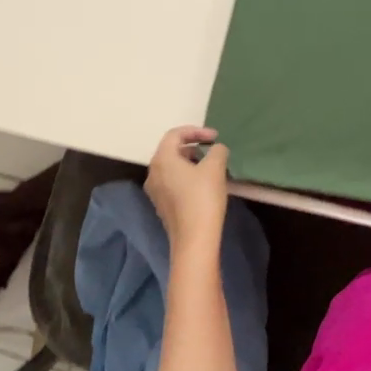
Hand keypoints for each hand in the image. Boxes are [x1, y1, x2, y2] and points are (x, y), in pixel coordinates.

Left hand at [144, 126, 229, 258]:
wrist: (194, 239)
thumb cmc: (203, 197)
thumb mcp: (215, 167)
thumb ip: (217, 151)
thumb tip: (216, 149)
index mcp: (162, 159)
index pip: (175, 134)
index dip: (196, 131)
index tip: (215, 137)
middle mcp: (153, 172)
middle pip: (171, 150)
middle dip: (192, 146)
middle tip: (212, 150)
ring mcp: (155, 191)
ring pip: (171, 167)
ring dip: (190, 162)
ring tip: (210, 166)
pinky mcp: (161, 205)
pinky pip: (172, 181)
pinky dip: (186, 176)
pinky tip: (202, 184)